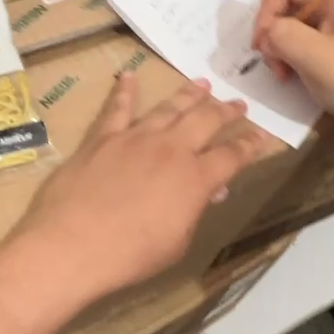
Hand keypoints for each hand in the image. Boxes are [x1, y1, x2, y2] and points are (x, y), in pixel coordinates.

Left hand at [10, 73, 275, 304]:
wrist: (73, 245)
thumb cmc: (130, 256)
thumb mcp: (176, 243)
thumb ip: (193, 213)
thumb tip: (206, 193)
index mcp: (195, 179)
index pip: (232, 156)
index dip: (250, 146)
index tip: (261, 137)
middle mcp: (170, 149)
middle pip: (206, 121)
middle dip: (226, 111)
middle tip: (238, 104)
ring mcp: (134, 139)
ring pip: (168, 107)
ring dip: (188, 94)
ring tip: (202, 84)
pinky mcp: (101, 139)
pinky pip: (116, 108)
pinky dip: (124, 91)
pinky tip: (129, 77)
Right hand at [253, 0, 333, 137]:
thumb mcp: (312, 54)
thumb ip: (280, 34)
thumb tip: (265, 35)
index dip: (265, 11)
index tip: (261, 46)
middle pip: (287, 0)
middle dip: (272, 31)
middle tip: (272, 63)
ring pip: (291, 20)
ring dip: (279, 46)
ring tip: (282, 73)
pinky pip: (302, 36)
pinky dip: (291, 53)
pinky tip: (291, 74)